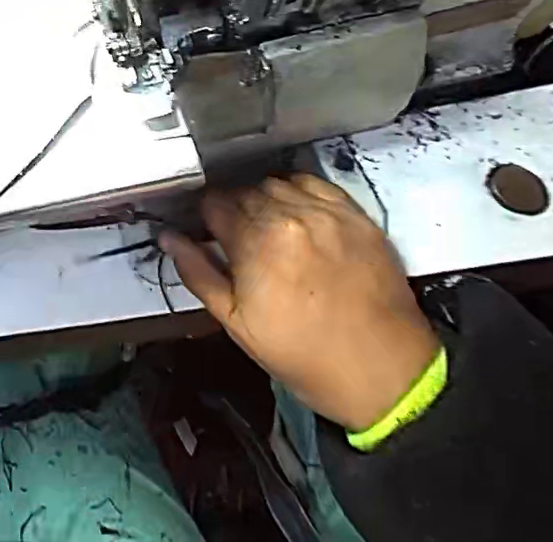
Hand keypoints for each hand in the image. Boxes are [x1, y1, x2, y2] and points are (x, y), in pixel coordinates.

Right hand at [161, 174, 439, 431]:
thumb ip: (198, 273)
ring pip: (275, 183)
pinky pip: (312, 181)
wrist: (383, 371)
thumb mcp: (238, 324)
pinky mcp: (353, 212)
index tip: (207, 229)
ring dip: (263, 199)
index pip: (214, 203)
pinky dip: (297, 191)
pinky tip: (296, 213)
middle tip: (238, 237)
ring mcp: (324, 211)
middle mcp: (289, 216)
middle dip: (233, 210)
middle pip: (243, 191)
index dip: (205, 216)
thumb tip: (170, 238)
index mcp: (255, 243)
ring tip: (268, 228)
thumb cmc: (305, 355)